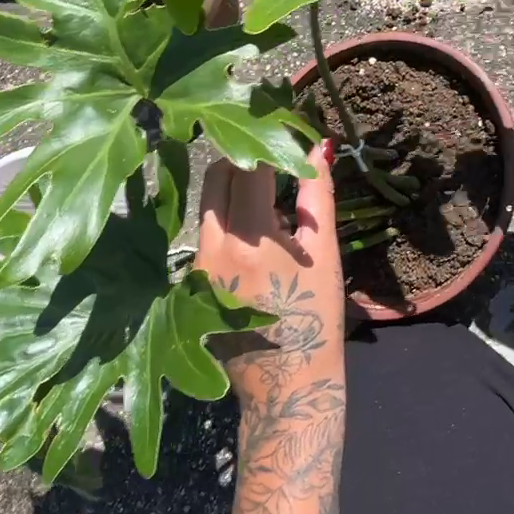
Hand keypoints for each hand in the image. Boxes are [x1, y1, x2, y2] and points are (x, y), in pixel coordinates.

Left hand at [196, 141, 347, 513]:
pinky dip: (230, 217)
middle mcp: (211, 248)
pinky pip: (207, 230)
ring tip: (270, 199)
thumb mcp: (323, 252)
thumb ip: (317, 195)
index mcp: (249, 239)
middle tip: (276, 160)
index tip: (284, 128)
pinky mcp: (190, 282)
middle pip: (217, 175)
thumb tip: (319, 146)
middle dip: (246, 158)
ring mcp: (195, 267)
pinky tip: (257, 235)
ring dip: (235, 187)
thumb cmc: (315, 315)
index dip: (268, 141)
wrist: (287, 384)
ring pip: (207, 201)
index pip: (248, 165)